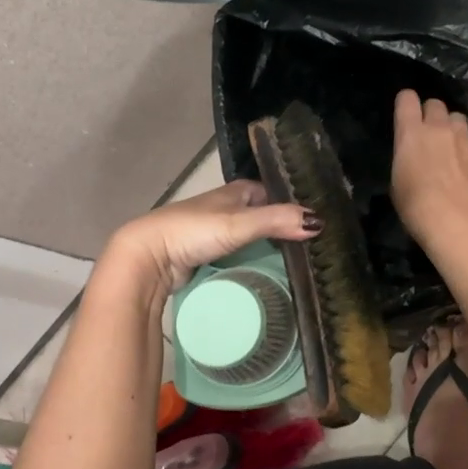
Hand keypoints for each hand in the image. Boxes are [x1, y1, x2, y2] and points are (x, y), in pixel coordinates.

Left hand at [107, 180, 318, 289]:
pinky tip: (268, 276)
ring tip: (298, 266)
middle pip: (263, 217)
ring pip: (251, 239)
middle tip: (312, 249)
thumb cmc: (194, 230)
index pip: (274, 193)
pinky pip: (239, 258)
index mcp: (235, 192)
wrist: (148, 257)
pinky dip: (253, 264)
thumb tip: (320, 222)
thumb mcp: (240, 224)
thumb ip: (278, 221)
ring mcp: (214, 233)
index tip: (316, 223)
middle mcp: (226, 208)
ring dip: (268, 249)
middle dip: (283, 229)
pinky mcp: (206, 256)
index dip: (293, 204)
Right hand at [391, 89, 467, 248]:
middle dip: (430, 113)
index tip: (405, 114)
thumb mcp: (397, 180)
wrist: (456, 222)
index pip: (407, 98)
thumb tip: (412, 155)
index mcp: (411, 132)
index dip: (405, 103)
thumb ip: (405, 157)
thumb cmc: (416, 206)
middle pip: (435, 103)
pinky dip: (467, 146)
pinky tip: (465, 163)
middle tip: (427, 133)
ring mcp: (463, 138)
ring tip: (449, 144)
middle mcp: (439, 127)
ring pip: (457, 117)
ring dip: (451, 126)